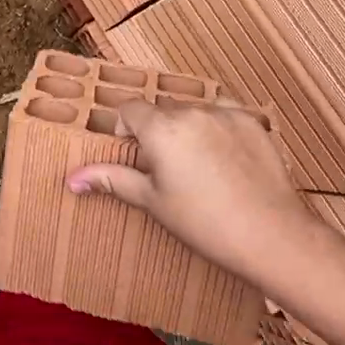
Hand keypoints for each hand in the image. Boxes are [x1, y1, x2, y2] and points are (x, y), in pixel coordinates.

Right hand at [66, 99, 322, 291]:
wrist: (272, 235)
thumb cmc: (206, 223)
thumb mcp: (153, 202)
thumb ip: (112, 180)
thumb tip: (72, 179)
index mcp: (161, 128)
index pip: (129, 109)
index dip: (125, 129)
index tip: (133, 155)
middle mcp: (192, 111)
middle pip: (162, 110)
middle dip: (158, 132)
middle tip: (166, 170)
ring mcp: (226, 113)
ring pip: (194, 111)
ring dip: (188, 128)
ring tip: (199, 167)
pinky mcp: (254, 122)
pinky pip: (226, 114)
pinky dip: (219, 128)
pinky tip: (225, 159)